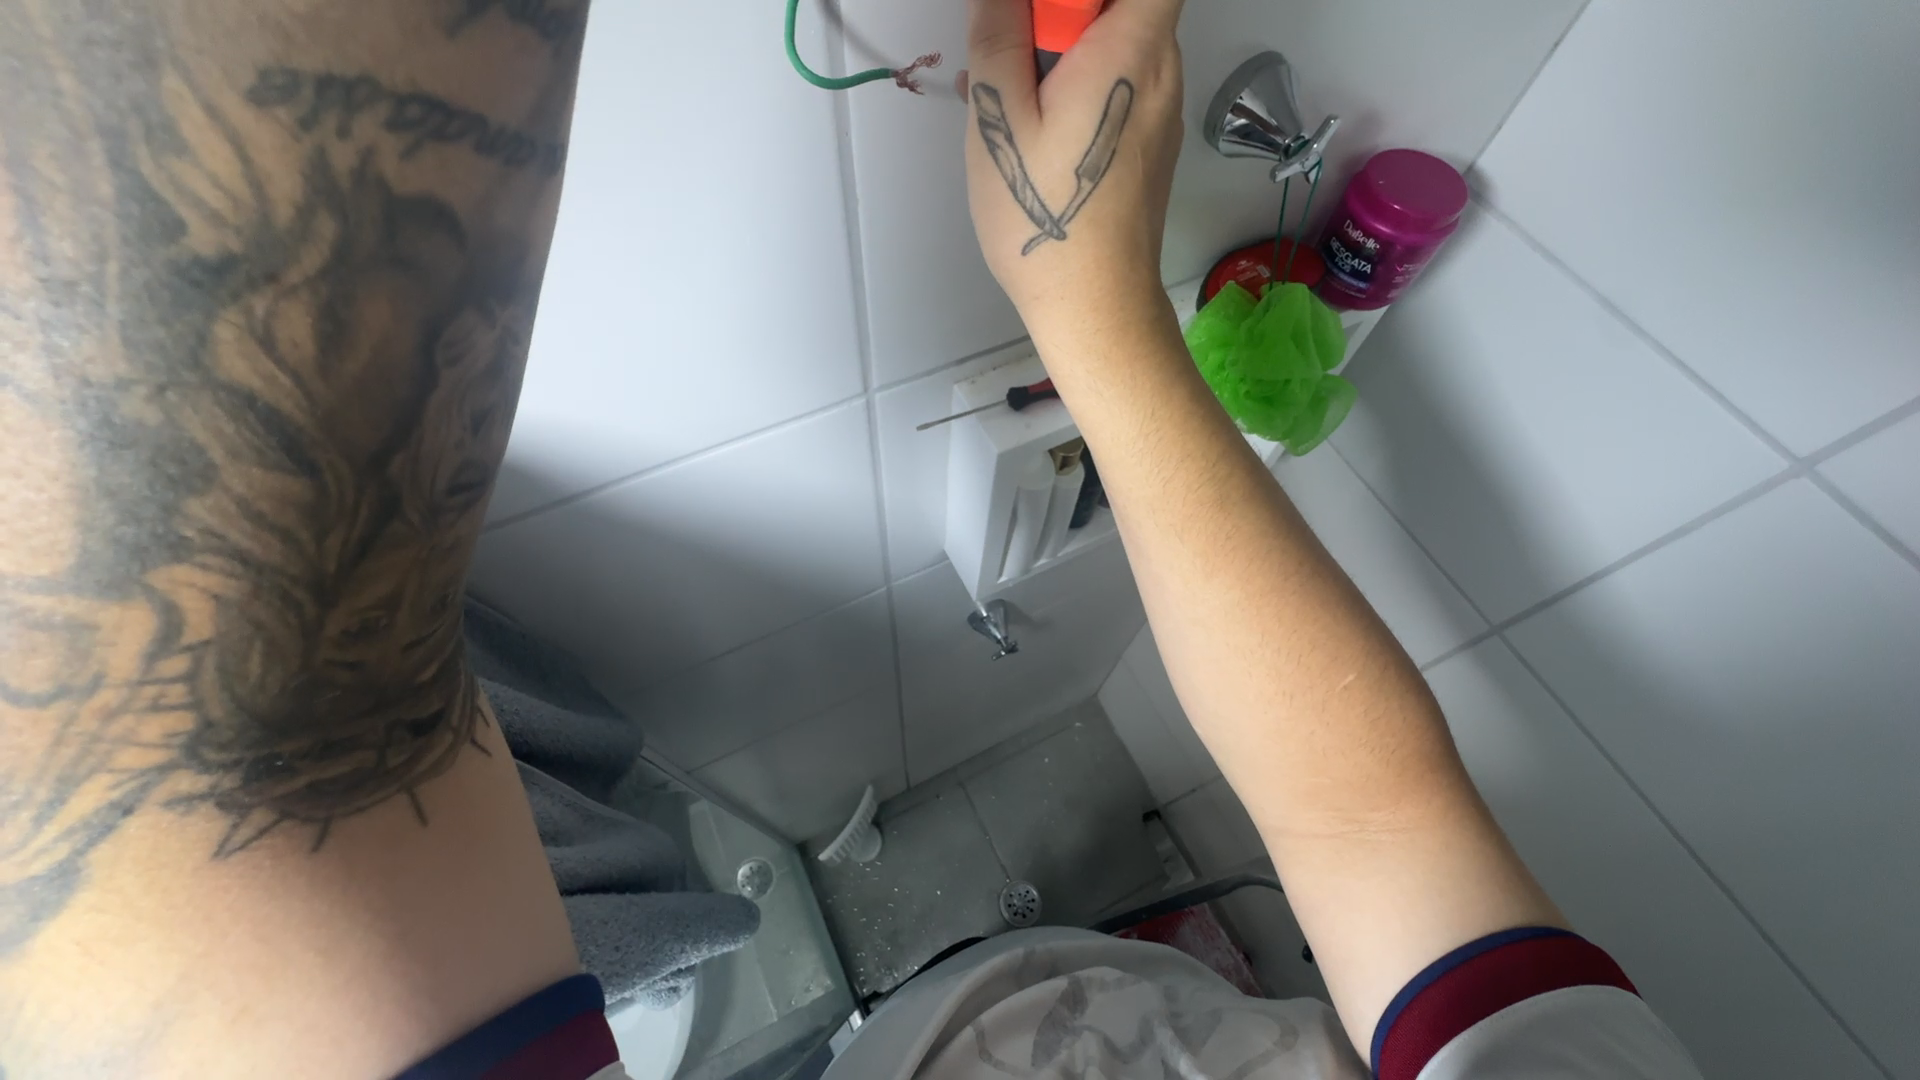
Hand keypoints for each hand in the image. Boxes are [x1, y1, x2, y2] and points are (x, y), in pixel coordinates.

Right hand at [964, 0, 1186, 335]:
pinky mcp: (1152, 146)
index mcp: (1132, 48)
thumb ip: (998, 37)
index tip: (1043, 15)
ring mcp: (1162, 112)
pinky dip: (1081, 88)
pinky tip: (1036, 133)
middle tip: (1009, 58)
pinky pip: (1121, 88)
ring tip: (1010, 99)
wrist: (1095, 305)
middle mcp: (1163, 71)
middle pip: (1125, 4)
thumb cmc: (1046, 217)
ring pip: (1119, 45)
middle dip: (1062, 18)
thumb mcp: (1000, 121)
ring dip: (1063, 56)